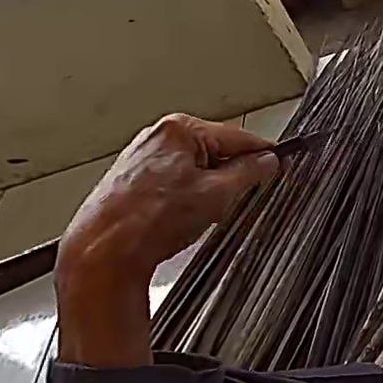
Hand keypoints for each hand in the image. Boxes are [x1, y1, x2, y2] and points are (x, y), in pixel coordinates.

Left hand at [56, 114, 277, 365]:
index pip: (238, 136)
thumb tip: (267, 161)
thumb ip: (249, 172)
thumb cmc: (148, 221)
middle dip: (229, 178)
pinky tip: (178, 220)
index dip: (262, 154)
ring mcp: (142, 158)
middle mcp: (157, 137)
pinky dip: (185, 200)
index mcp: (179, 129)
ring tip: (197, 216)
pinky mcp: (132, 180)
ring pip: (195, 170)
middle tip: (232, 202)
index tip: (279, 164)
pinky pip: (174, 183)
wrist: (103, 253)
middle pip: (215, 152)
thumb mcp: (218, 195)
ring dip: (206, 191)